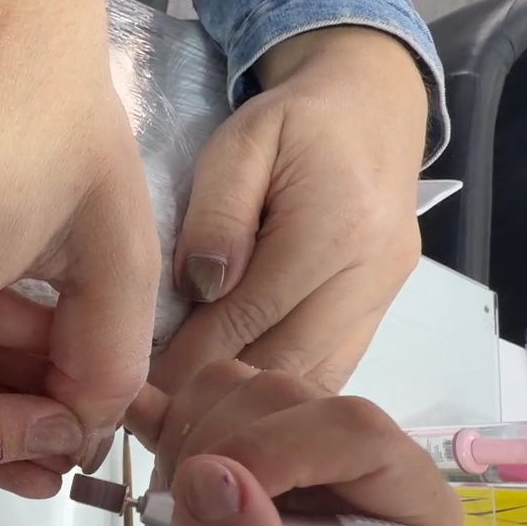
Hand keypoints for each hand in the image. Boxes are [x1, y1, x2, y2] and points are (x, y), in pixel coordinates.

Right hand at [125, 361, 461, 525]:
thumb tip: (209, 476)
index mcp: (399, 504)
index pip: (354, 431)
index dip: (278, 449)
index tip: (216, 496)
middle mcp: (345, 456)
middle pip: (280, 396)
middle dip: (217, 449)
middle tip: (189, 516)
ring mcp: (280, 437)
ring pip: (227, 385)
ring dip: (183, 435)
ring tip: (178, 501)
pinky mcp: (222, 433)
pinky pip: (186, 392)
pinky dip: (153, 412)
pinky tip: (145, 444)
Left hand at [149, 26, 427, 397]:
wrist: (373, 104)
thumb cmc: (292, 122)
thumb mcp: (239, 146)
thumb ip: (217, 215)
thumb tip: (200, 286)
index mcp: (333, 230)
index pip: (247, 316)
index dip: (189, 359)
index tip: (139, 391)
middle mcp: (373, 272)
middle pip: (285, 357)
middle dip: (216, 394)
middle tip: (155, 420)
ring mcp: (387, 293)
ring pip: (315, 373)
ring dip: (252, 405)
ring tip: (189, 420)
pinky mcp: (385, 303)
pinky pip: (334, 364)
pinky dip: (284, 390)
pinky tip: (238, 403)